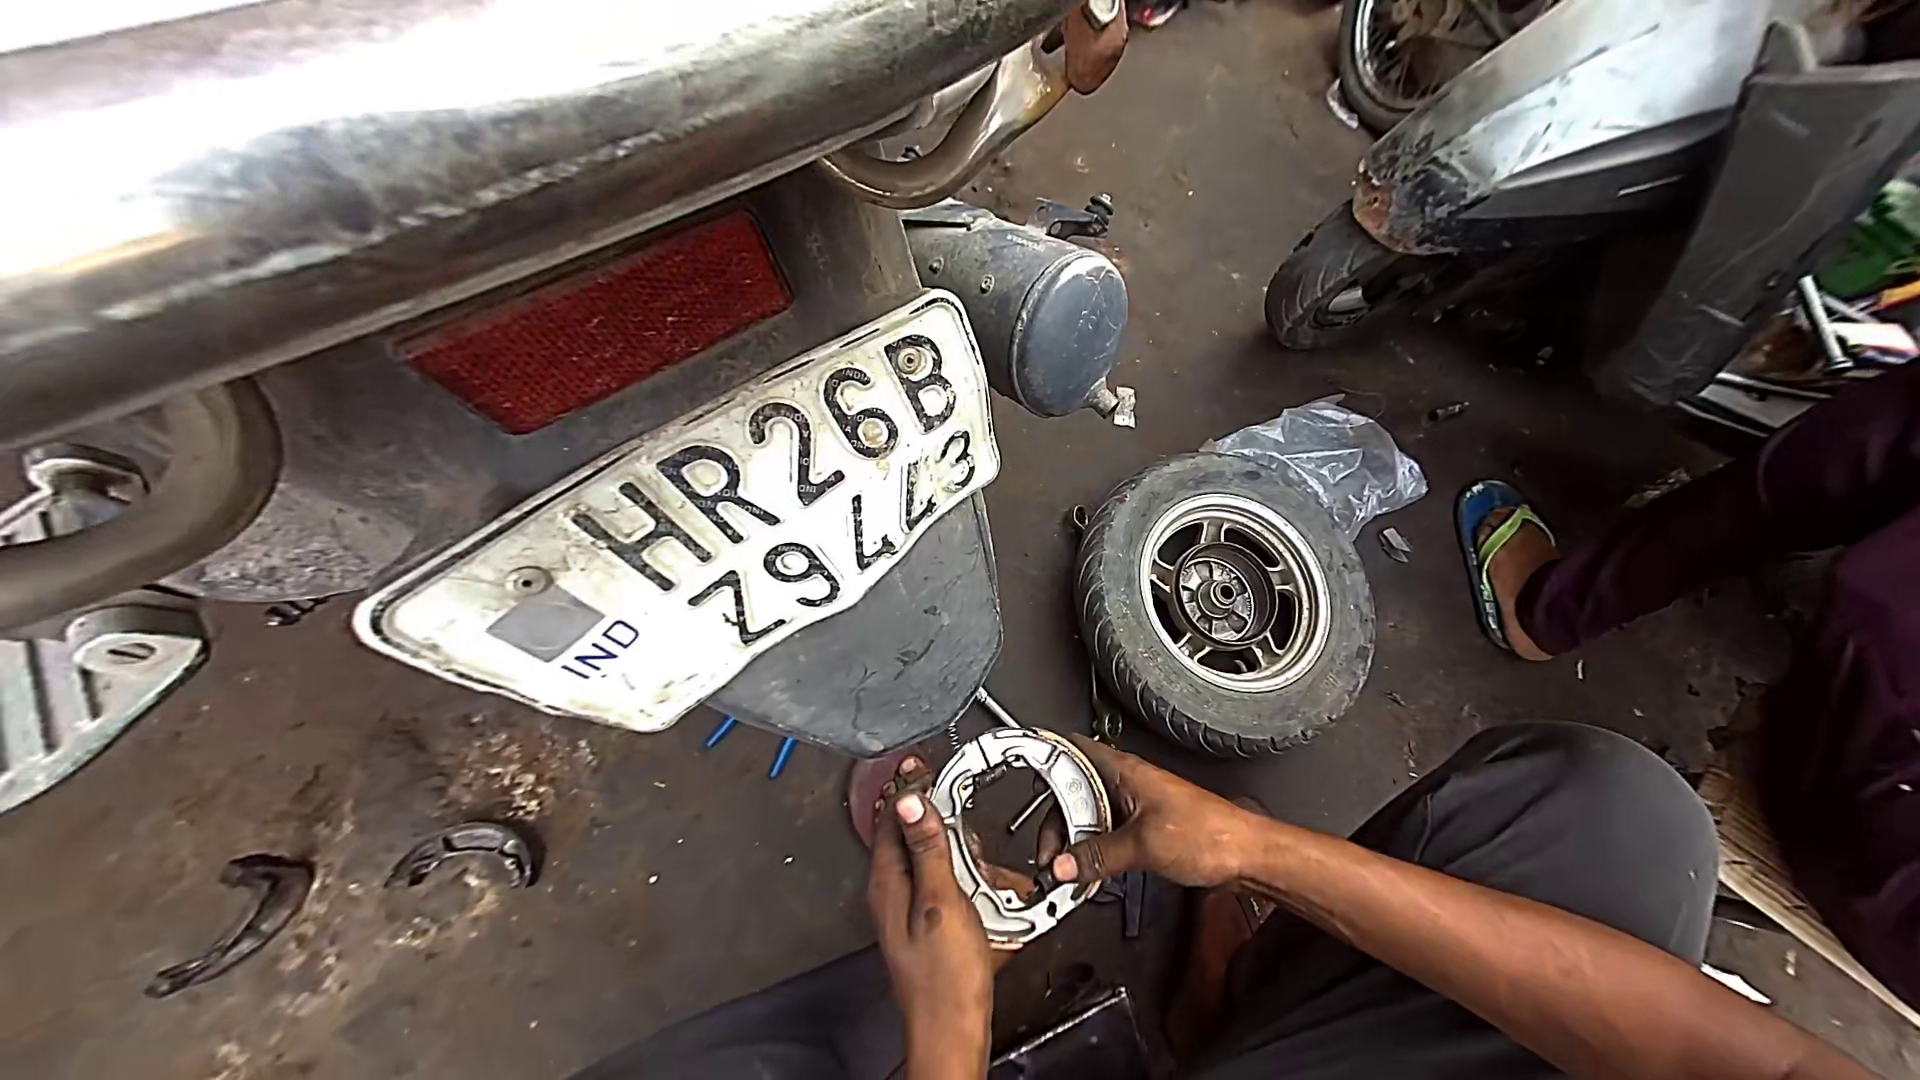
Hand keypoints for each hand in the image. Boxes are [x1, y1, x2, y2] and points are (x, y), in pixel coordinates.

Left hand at [867, 758, 993, 1077]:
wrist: (953, 1032)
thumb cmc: (944, 979)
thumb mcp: (940, 902)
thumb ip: (927, 848)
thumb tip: (910, 800)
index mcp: (888, 879)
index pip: (891, 813)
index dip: (908, 785)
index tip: (923, 764)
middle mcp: (893, 888)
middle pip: (914, 832)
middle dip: (945, 827)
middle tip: (966, 833)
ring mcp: (910, 904)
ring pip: (937, 857)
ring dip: (965, 859)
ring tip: (986, 880)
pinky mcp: (929, 918)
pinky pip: (950, 883)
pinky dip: (972, 882)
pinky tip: (991, 898)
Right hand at [1051, 735, 1259, 887]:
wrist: (1246, 854)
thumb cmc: (1209, 834)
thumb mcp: (1143, 845)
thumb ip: (1098, 855)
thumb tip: (1063, 863)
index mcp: (1122, 769)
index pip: (1071, 749)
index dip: (1045, 754)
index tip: (1023, 767)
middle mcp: (1124, 780)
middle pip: (1073, 790)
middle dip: (1055, 818)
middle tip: (1048, 850)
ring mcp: (1132, 801)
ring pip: (1088, 811)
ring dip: (1074, 837)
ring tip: (1067, 866)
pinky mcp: (1140, 822)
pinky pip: (1104, 829)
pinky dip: (1091, 847)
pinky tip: (1089, 869)